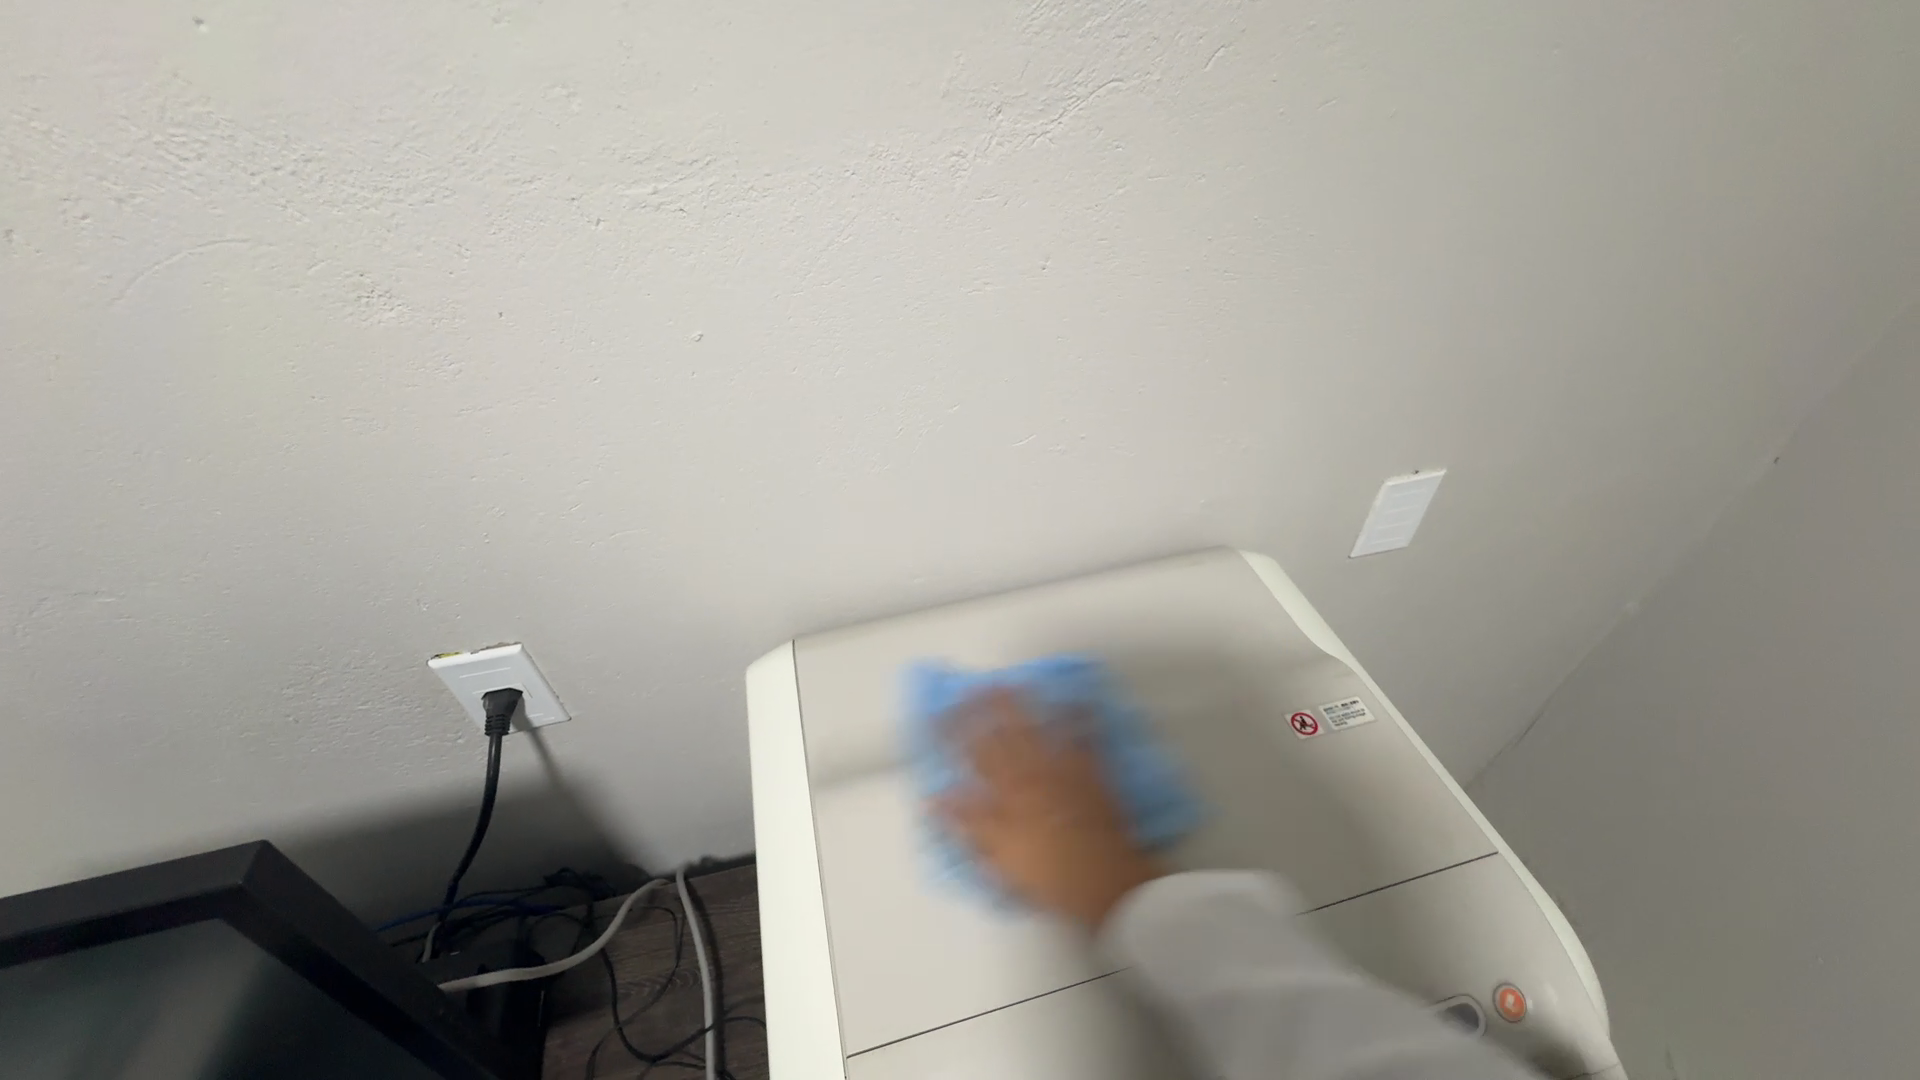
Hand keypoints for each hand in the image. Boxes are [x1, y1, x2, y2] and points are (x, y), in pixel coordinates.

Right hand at [938, 689, 1164, 927]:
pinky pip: (1086, 738)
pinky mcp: (1093, 775)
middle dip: (987, 708)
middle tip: (973, 687)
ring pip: (1040, 729)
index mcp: (1008, 795)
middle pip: (1006, 735)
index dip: (956, 732)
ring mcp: (1065, 771)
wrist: (1107, 883)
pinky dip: (1081, 717)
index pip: (974, 755)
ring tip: (1011, 682)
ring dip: (1024, 704)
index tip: (941, 713)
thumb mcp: (998, 856)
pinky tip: (1076, 699)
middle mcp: (1034, 775)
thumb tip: (936, 799)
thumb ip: (967, 823)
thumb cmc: (1049, 875)